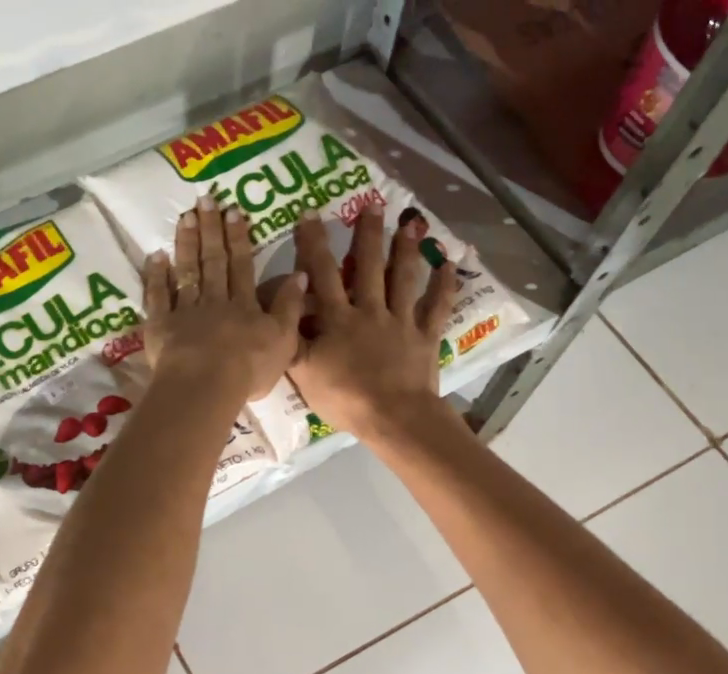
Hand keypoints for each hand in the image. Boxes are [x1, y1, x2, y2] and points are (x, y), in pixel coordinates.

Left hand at [142, 197, 306, 400]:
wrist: (206, 384)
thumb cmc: (248, 368)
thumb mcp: (283, 340)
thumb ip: (289, 308)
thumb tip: (300, 275)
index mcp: (244, 306)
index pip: (242, 267)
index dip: (238, 239)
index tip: (233, 212)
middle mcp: (215, 301)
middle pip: (213, 262)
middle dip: (210, 230)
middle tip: (205, 201)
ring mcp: (185, 312)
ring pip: (187, 272)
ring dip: (186, 244)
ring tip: (184, 217)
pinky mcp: (161, 326)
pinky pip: (157, 297)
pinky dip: (156, 276)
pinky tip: (155, 256)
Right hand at [287, 206, 458, 444]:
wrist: (393, 417)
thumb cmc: (344, 398)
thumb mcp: (303, 372)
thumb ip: (290, 340)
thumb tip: (279, 310)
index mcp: (338, 319)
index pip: (321, 274)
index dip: (313, 244)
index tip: (309, 213)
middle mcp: (370, 311)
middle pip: (368, 266)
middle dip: (367, 234)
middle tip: (370, 203)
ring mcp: (401, 322)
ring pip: (403, 278)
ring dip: (406, 249)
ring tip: (409, 222)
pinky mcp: (425, 337)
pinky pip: (437, 307)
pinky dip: (444, 285)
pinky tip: (448, 263)